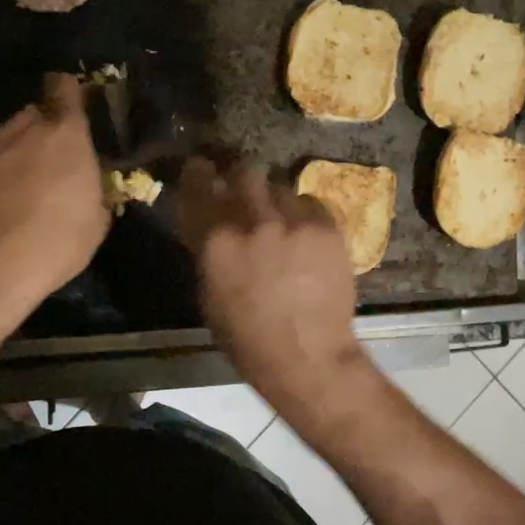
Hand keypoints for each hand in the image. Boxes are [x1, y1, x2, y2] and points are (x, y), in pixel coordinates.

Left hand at [0, 73, 110, 310]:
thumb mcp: (95, 225)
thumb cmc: (51, 249)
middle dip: (40, 138)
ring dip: (9, 155)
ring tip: (8, 193)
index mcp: (64, 134)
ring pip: (3, 137)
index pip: (65, 87)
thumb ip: (93, 188)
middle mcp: (21, 125)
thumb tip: (87, 183)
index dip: (67, 97)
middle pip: (34, 118)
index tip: (70, 114)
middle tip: (43, 172)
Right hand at [178, 157, 370, 409]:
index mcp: (215, 240)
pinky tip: (303, 236)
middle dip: (239, 176)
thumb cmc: (247, 339)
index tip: (200, 170)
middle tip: (241, 190)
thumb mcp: (209, 295)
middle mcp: (253, 220)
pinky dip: (302, 213)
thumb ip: (207, 251)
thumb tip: (208, 228)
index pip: (198, 183)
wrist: (307, 356)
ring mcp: (294, 220)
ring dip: (273, 200)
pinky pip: (310, 202)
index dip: (197, 172)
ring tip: (278, 222)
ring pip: (280, 186)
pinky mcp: (327, 226)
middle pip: (243, 169)